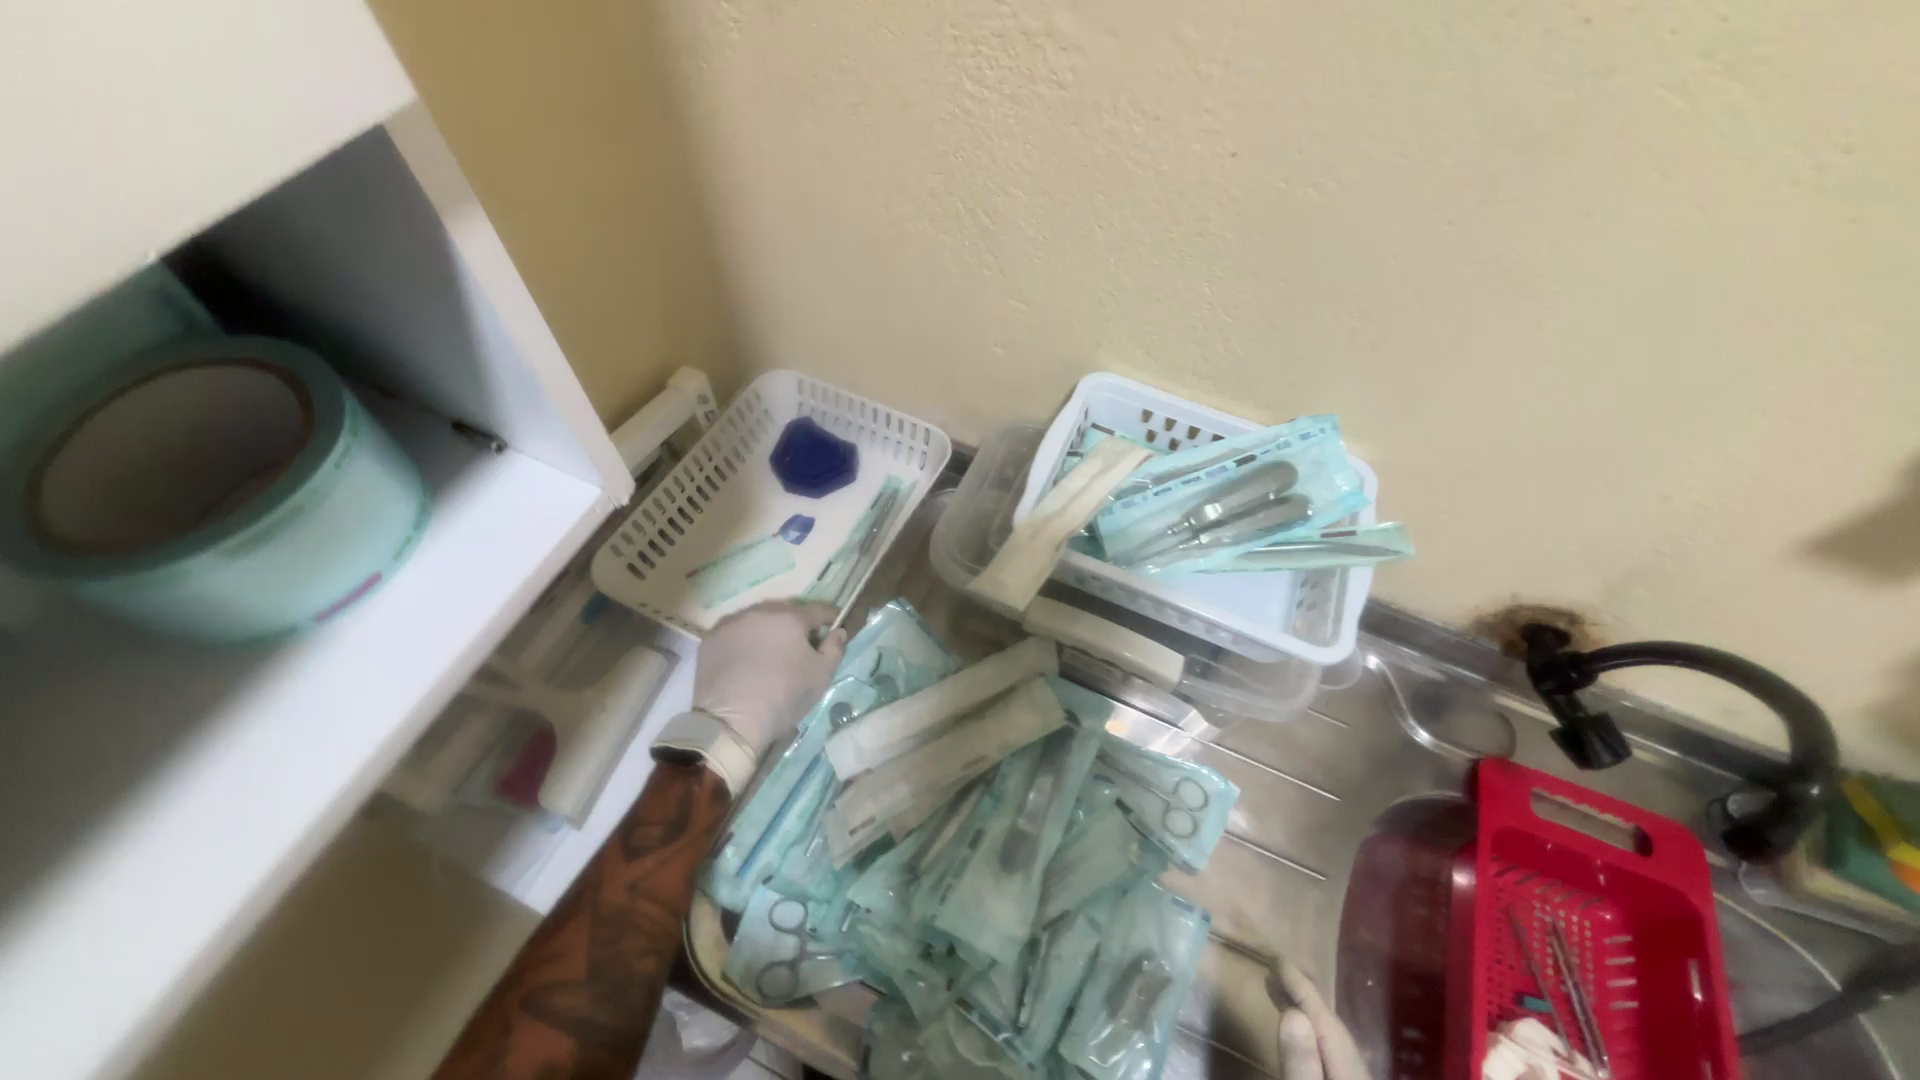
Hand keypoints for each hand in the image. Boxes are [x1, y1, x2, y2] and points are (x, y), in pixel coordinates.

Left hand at [694, 601, 847, 758]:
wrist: (731, 722)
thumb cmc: (784, 697)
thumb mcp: (821, 677)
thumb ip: (834, 649)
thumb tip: (838, 632)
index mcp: (789, 618)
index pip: (817, 610)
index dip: (830, 616)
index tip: (836, 623)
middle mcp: (758, 612)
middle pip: (784, 612)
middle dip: (796, 623)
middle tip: (803, 642)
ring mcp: (730, 624)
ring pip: (756, 620)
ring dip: (768, 630)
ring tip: (772, 650)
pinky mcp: (709, 640)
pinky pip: (734, 633)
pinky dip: (744, 641)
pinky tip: (746, 659)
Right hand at [1269, 962, 1367, 1079]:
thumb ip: (1302, 1064)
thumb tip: (1292, 1013)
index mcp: (1352, 1070)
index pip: (1325, 1020)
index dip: (1300, 987)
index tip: (1278, 957)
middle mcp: (1359, 1072)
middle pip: (1333, 1028)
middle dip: (1305, 996)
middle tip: (1278, 966)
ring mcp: (1355, 1079)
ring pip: (1334, 1042)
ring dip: (1309, 1015)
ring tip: (1285, 993)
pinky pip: (1332, 1055)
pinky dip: (1314, 1038)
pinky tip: (1304, 1035)